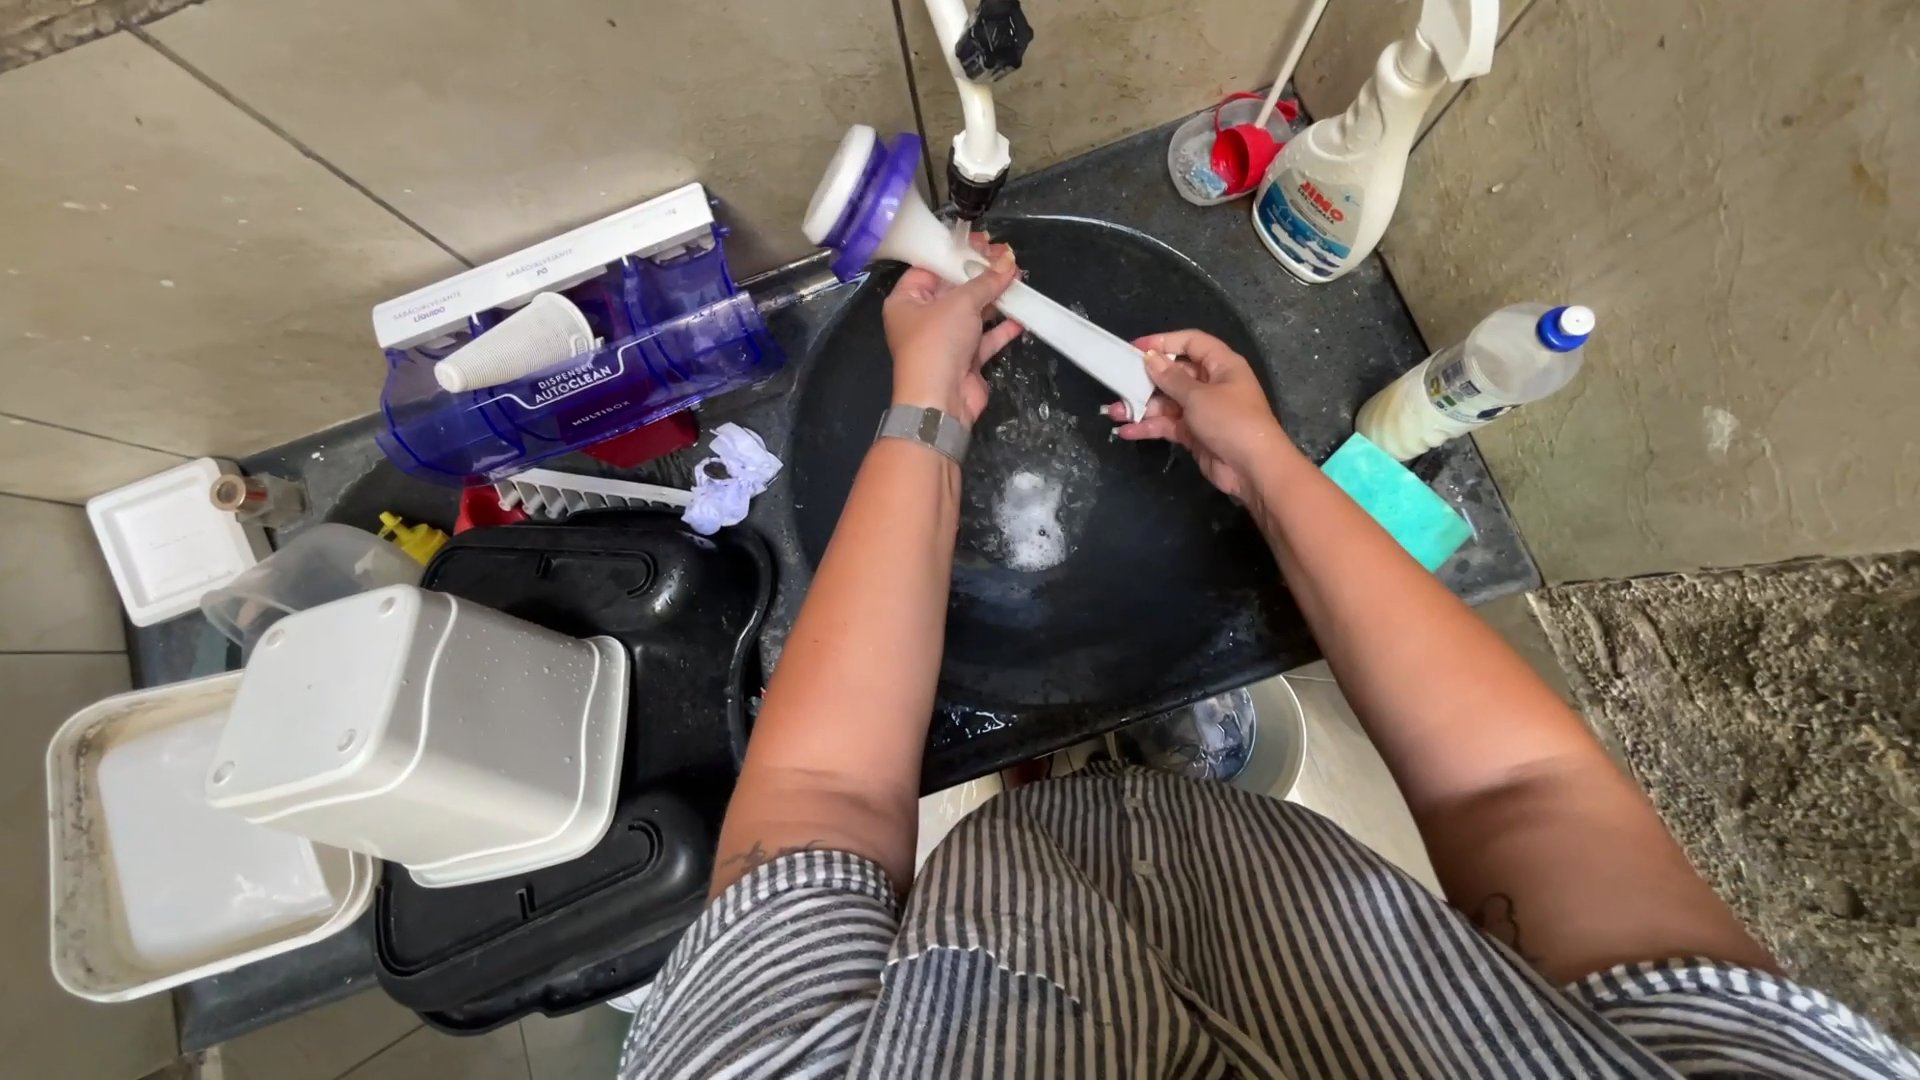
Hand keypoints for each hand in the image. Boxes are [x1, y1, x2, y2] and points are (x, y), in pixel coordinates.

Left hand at [882, 238, 1023, 427]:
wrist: (940, 401)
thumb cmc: (937, 342)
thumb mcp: (960, 302)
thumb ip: (986, 281)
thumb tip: (1009, 262)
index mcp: (906, 301)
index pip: (929, 268)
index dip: (955, 253)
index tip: (982, 242)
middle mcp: (922, 320)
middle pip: (953, 289)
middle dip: (981, 274)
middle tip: (1006, 256)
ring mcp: (944, 342)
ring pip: (972, 313)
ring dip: (995, 298)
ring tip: (1018, 278)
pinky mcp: (964, 361)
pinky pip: (985, 339)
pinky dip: (1002, 328)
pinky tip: (1021, 315)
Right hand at [1104, 330, 1291, 500]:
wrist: (1252, 468)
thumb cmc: (1231, 421)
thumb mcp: (1198, 396)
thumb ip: (1171, 378)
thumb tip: (1150, 358)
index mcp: (1221, 365)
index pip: (1191, 343)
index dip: (1164, 342)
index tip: (1135, 348)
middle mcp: (1211, 384)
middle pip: (1174, 374)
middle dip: (1146, 380)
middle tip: (1118, 383)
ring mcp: (1201, 410)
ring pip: (1167, 402)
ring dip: (1142, 407)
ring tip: (1115, 413)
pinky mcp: (1193, 433)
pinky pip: (1167, 425)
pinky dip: (1148, 427)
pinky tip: (1126, 431)